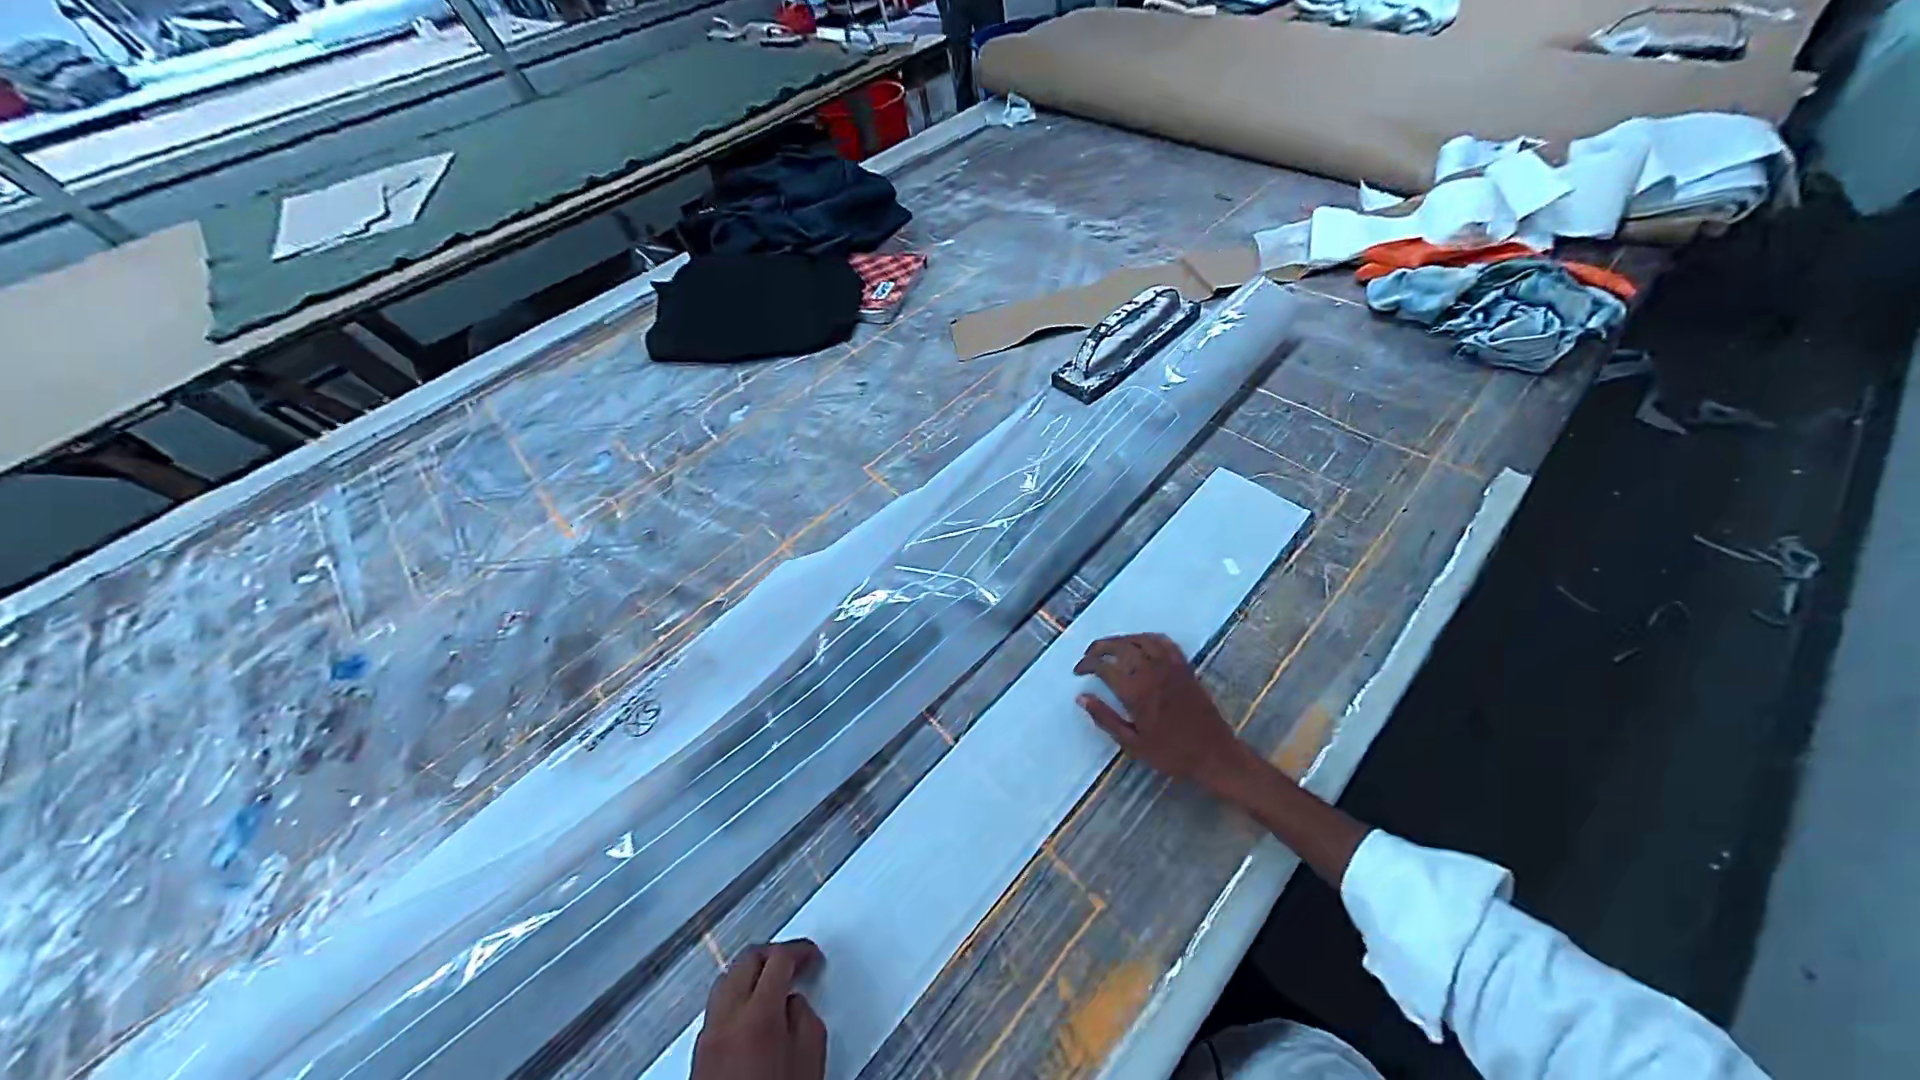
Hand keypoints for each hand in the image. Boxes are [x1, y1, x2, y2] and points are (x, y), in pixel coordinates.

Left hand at [691, 939, 827, 1079]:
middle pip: (747, 960)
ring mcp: (708, 1036)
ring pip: (727, 980)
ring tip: (774, 981)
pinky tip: (754, 1010)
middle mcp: (727, 1019)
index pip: (779, 959)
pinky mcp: (698, 1054)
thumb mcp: (809, 1062)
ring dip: (751, 971)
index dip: (800, 951)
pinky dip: (737, 995)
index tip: (812, 957)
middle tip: (795, 961)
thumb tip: (794, 1002)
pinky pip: (717, 1006)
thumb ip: (805, 1019)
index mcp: (758, 1016)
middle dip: (773, 953)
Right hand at [1073, 633, 1252, 793]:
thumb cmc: (1171, 754)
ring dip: (1121, 639)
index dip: (1087, 664)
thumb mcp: (1133, 744)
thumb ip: (1106, 718)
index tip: (1079, 670)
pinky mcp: (1185, 667)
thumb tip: (1082, 698)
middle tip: (1090, 654)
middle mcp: (1152, 673)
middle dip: (1100, 647)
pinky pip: (1164, 642)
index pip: (1104, 667)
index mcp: (1136, 693)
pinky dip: (1148, 637)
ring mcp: (1171, 667)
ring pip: (1140, 640)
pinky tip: (1141, 642)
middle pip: (1121, 647)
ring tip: (1110, 647)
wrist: (1214, 755)